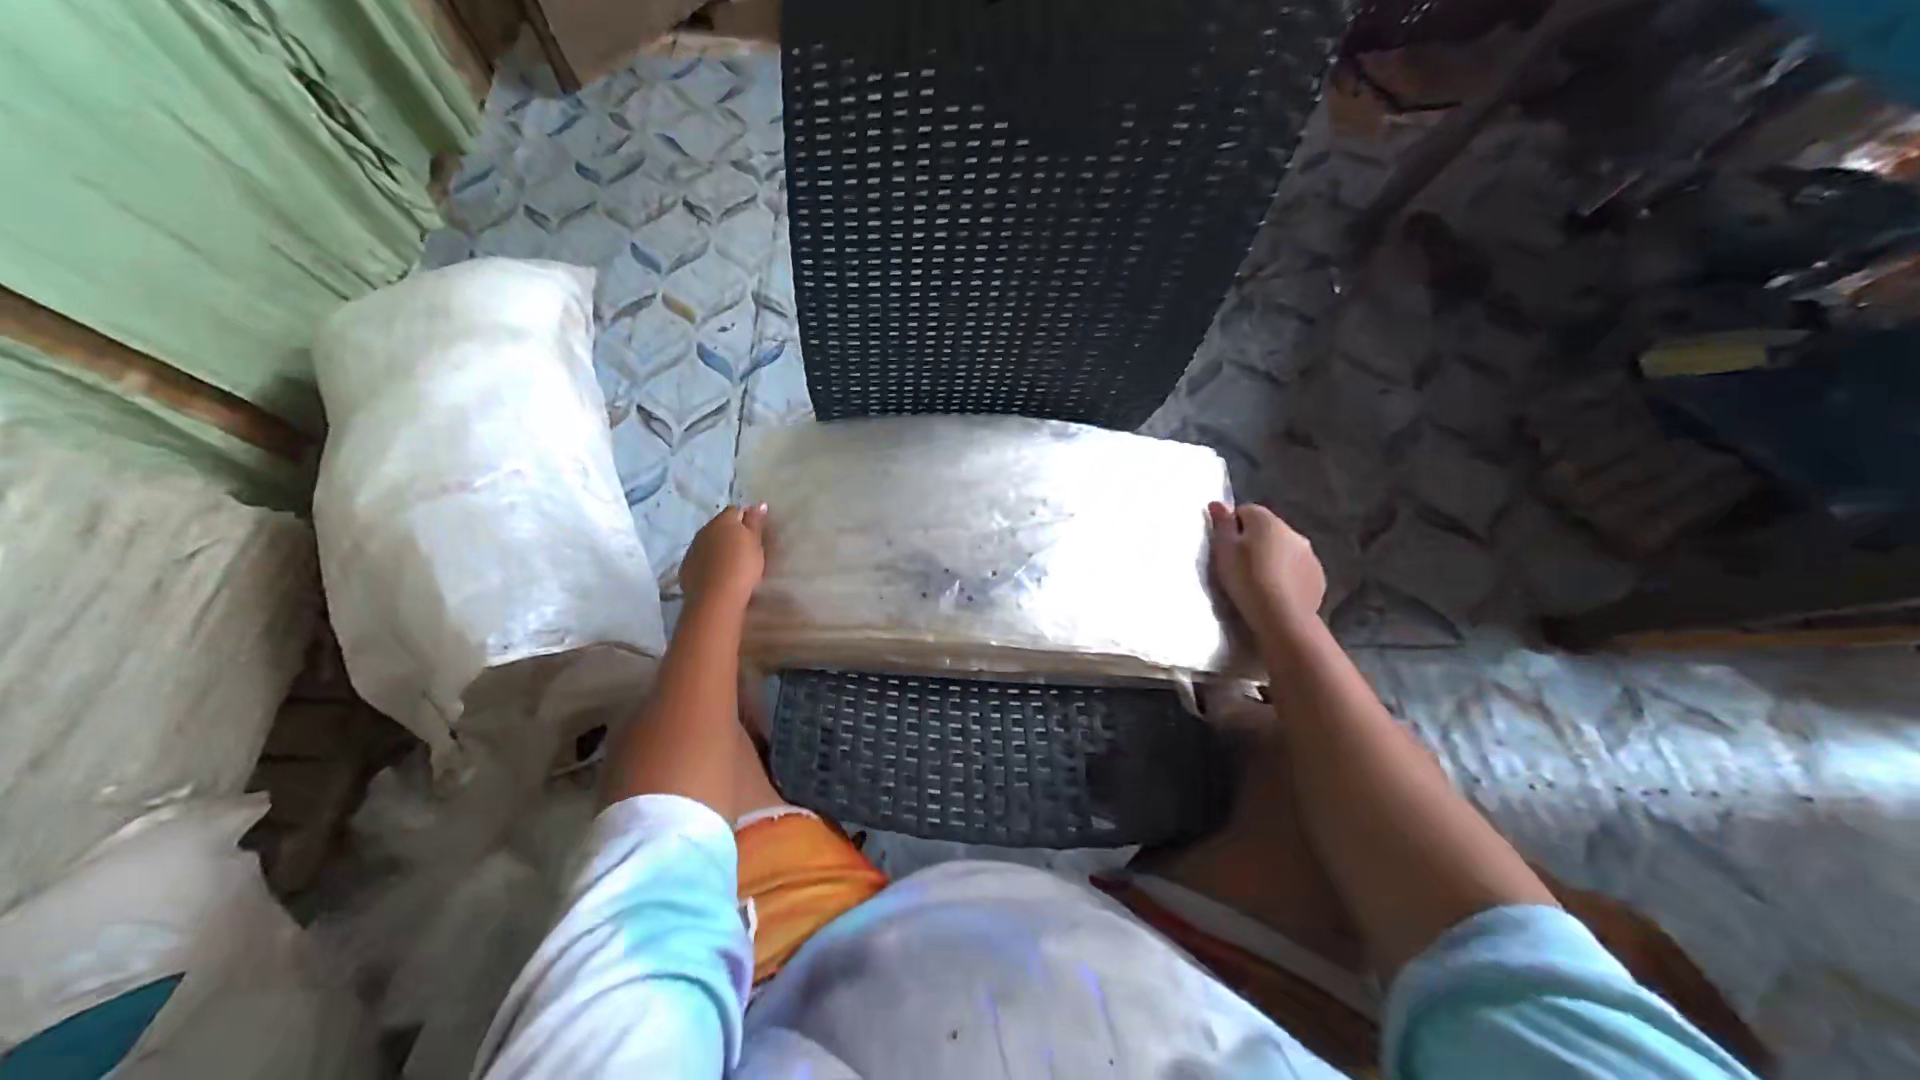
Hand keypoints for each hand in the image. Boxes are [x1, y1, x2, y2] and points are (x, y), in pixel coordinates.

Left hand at [680, 504, 766, 609]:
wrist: (716, 597)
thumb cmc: (742, 567)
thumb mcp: (756, 543)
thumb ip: (756, 522)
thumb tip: (759, 503)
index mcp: (723, 521)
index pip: (735, 511)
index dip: (746, 519)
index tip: (755, 533)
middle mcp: (704, 530)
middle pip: (719, 526)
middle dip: (730, 533)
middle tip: (745, 548)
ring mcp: (693, 549)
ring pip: (708, 542)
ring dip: (718, 547)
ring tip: (731, 563)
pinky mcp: (686, 567)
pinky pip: (700, 558)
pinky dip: (708, 562)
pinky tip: (717, 574)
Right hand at [1208, 501, 1325, 644]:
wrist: (1281, 616)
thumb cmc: (1246, 578)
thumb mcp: (1224, 550)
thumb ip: (1221, 524)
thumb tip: (1217, 503)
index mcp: (1267, 521)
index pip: (1246, 511)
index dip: (1233, 527)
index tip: (1226, 548)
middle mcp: (1292, 531)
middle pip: (1267, 530)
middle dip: (1254, 542)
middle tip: (1240, 566)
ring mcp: (1309, 554)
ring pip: (1284, 549)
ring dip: (1272, 557)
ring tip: (1259, 581)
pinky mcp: (1317, 576)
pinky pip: (1297, 569)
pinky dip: (1287, 575)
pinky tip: (1276, 592)